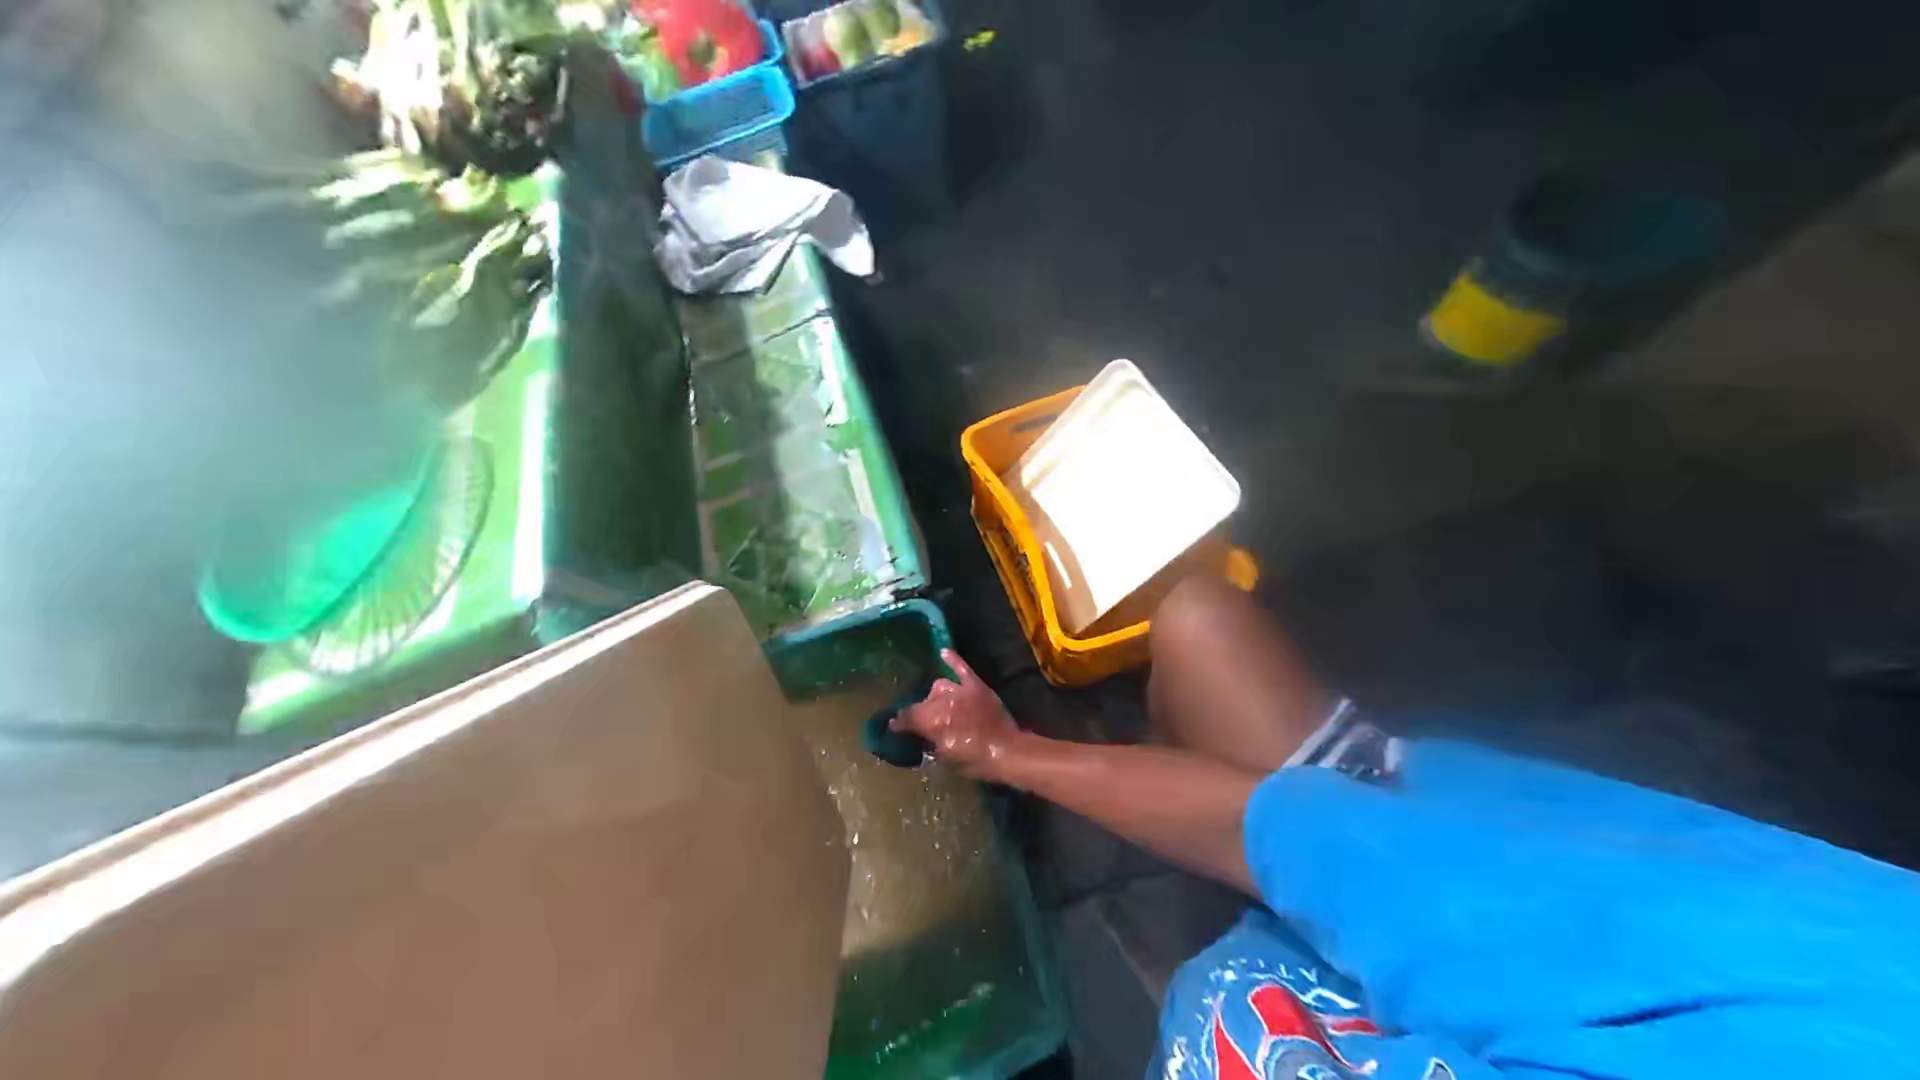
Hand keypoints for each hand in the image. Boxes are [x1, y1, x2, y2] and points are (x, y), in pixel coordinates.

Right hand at [893, 650, 1023, 781]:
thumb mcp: (945, 759)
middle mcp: (944, 701)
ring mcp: (961, 691)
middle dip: (921, 713)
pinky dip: (953, 660)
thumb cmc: (975, 761)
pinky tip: (944, 652)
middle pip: (924, 702)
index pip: (907, 716)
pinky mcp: (977, 686)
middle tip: (924, 724)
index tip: (895, 728)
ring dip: (936, 697)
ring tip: (939, 706)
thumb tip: (918, 737)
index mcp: (933, 721)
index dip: (899, 723)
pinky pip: (962, 668)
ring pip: (940, 686)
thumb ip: (928, 744)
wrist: (1008, 752)